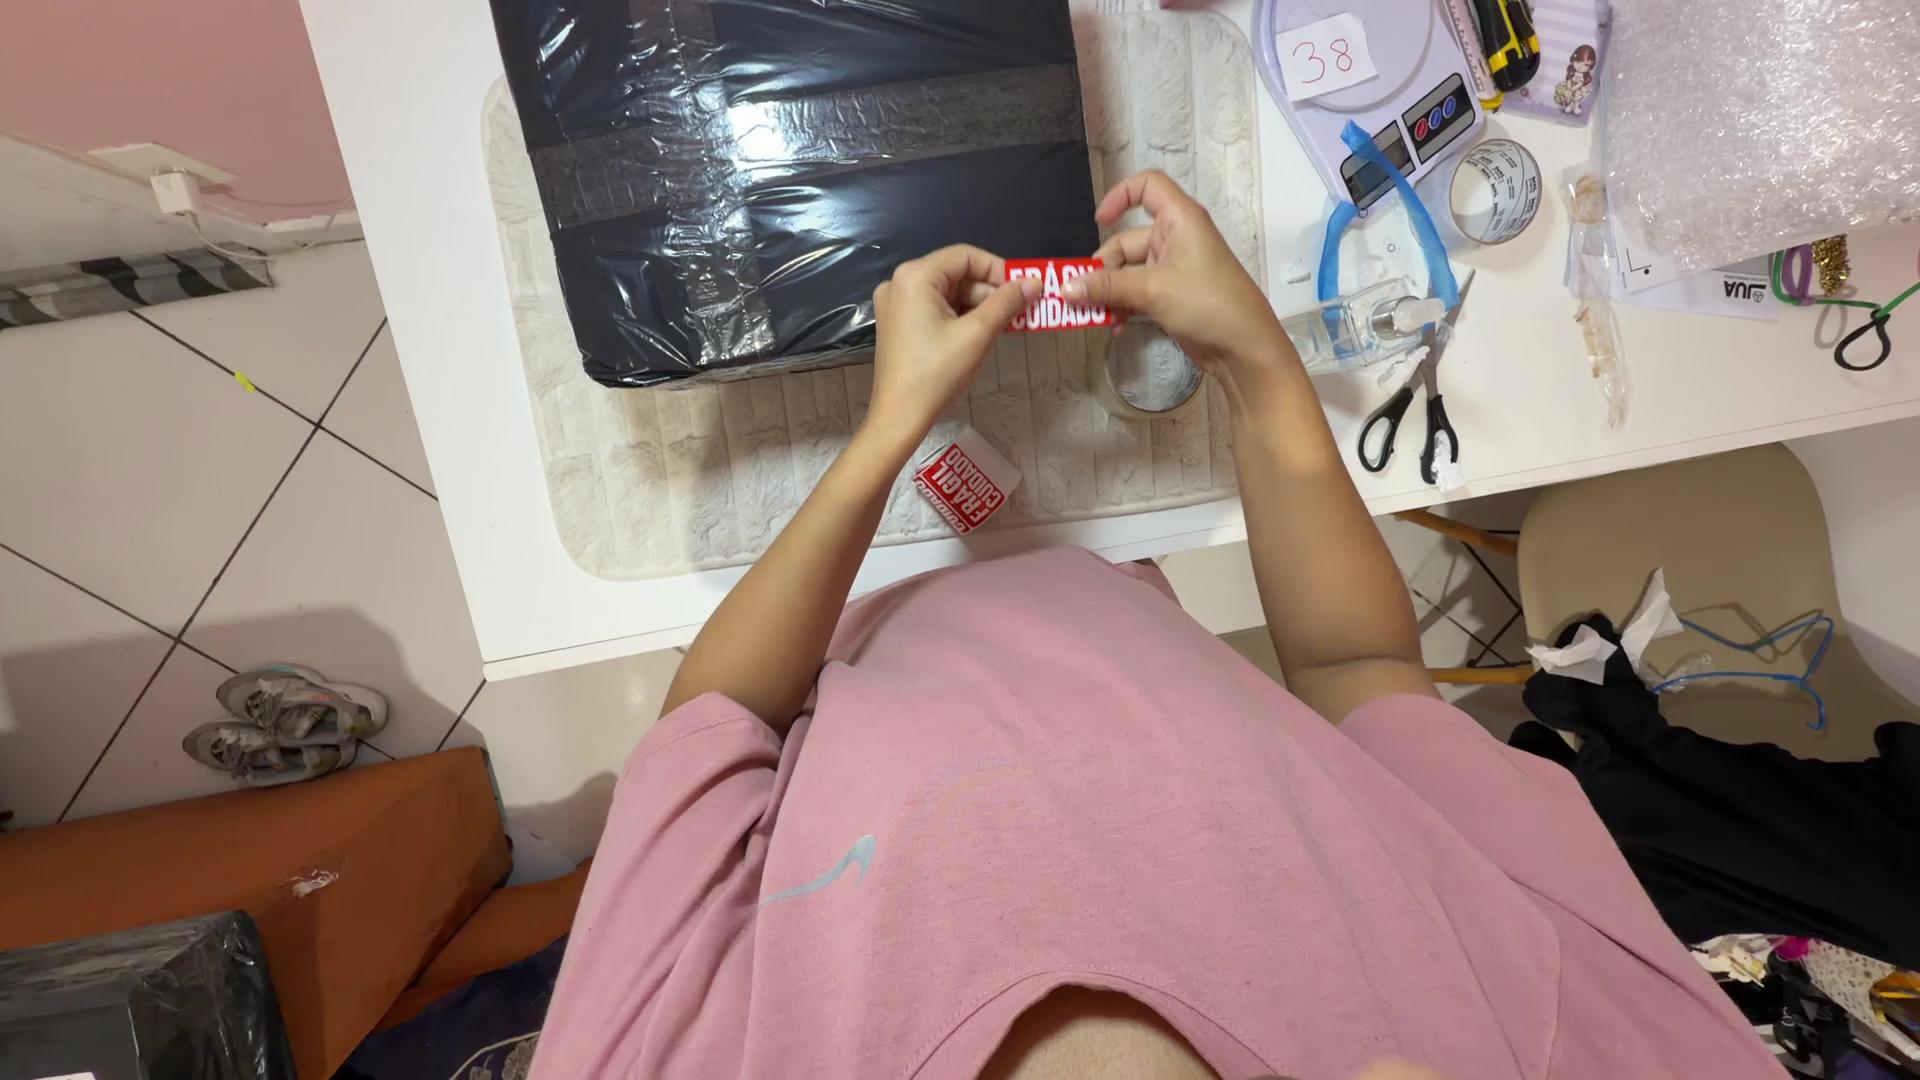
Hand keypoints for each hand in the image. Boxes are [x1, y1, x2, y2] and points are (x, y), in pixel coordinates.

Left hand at [865, 245, 1037, 449]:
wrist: (900, 416)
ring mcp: (895, 304)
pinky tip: (979, 334)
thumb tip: (1034, 282)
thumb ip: (1006, 303)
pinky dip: (959, 317)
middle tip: (1018, 312)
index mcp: (915, 276)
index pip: (965, 256)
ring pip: (947, 294)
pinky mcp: (897, 324)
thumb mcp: (977, 335)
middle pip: (956, 274)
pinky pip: (935, 309)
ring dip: (977, 306)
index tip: (1023, 290)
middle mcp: (900, 282)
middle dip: (989, 292)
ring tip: (1003, 326)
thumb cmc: (937, 373)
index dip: (998, 270)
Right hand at [1062, 171, 1297, 382]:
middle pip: (1126, 242)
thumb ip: (1107, 287)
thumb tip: (1066, 288)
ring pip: (1128, 273)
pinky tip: (1116, 327)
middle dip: (1103, 270)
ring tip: (1098, 318)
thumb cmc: (1206, 303)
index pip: (1147, 187)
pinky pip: (1136, 295)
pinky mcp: (1170, 297)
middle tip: (1083, 297)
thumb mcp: (1153, 291)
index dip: (1120, 196)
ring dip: (1110, 294)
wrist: (1243, 347)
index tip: (1098, 222)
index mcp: (1179, 220)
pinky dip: (1123, 308)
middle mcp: (1175, 239)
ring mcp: (1172, 270)